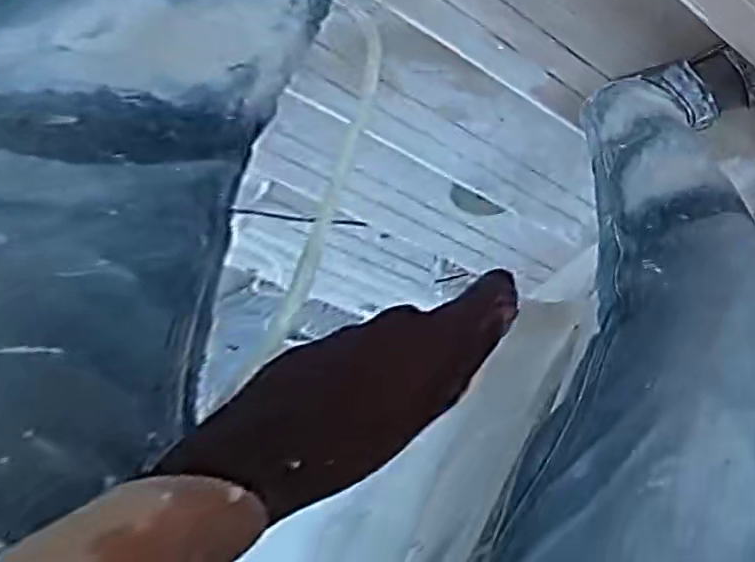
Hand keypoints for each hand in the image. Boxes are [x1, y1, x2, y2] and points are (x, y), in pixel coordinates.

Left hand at [153, 269, 518, 520]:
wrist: (251, 464)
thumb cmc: (352, 438)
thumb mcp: (431, 403)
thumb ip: (470, 354)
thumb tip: (502, 314)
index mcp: (436, 331)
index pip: (488, 291)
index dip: (498, 295)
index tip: (502, 302)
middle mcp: (399, 319)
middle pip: (434, 318)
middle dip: (437, 340)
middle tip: (434, 375)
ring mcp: (351, 332)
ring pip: (388, 335)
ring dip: (392, 356)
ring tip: (383, 397)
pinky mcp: (311, 349)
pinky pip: (348, 350)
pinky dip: (353, 368)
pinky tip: (344, 402)